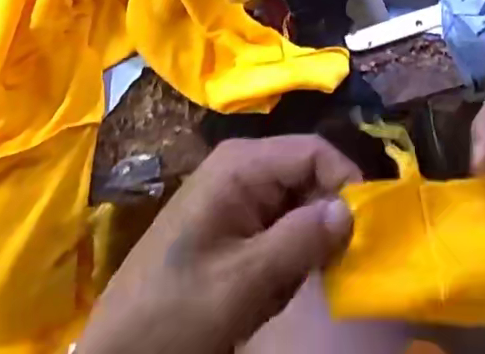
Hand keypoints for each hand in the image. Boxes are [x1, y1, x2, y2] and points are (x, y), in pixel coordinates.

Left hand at [77, 136, 359, 353]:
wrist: (121, 349)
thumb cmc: (177, 310)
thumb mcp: (244, 281)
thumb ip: (300, 240)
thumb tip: (351, 209)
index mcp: (241, 163)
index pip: (314, 150)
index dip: (344, 184)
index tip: (364, 234)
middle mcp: (241, 166)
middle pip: (308, 174)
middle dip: (323, 220)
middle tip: (326, 269)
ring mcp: (235, 193)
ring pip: (298, 203)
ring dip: (305, 245)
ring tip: (288, 284)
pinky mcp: (232, 220)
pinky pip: (279, 225)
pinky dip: (288, 256)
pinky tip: (271, 287)